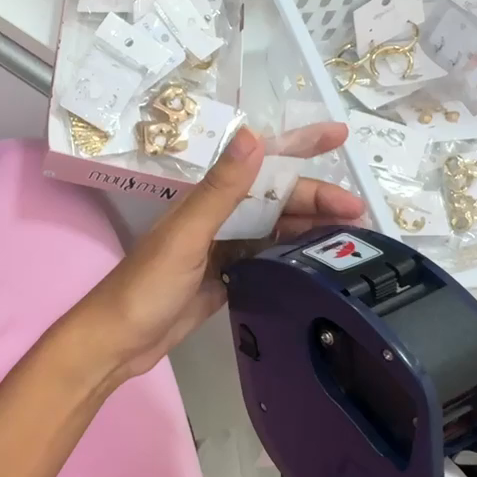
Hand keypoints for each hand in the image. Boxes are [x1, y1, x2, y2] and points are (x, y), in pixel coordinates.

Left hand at [67, 123, 364, 380]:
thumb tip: (254, 135)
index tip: (340, 135)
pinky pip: (265, 260)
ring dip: (310, 228)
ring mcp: (219, 252)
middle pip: (274, 200)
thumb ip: (220, 189)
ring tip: (351, 239)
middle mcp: (215, 220)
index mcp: (204, 201)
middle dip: (316, 199)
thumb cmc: (146, 286)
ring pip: (273, 230)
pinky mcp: (223, 281)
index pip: (259, 164)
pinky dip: (291, 257)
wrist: (118, 341)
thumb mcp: (186, 235)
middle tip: (358, 215)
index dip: (298, 146)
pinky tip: (318, 263)